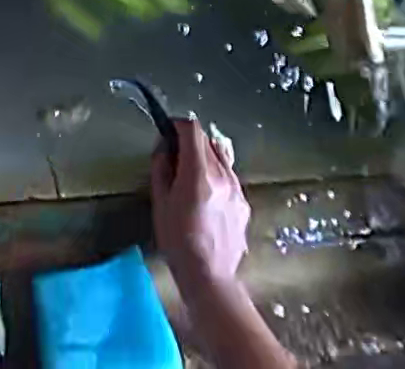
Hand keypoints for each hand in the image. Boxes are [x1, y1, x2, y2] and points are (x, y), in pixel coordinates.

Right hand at [152, 119, 250, 289]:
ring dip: (205, 157)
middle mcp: (222, 174)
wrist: (209, 278)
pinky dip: (216, 176)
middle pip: (206, 140)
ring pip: (220, 156)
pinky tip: (206, 199)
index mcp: (199, 174)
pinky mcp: (244, 201)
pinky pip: (229, 177)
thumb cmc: (178, 243)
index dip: (178, 125)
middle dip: (189, 142)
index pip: (192, 130)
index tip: (168, 130)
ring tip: (191, 179)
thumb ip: (161, 169)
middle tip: (174, 157)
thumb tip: (164, 147)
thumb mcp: (160, 204)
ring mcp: (236, 188)